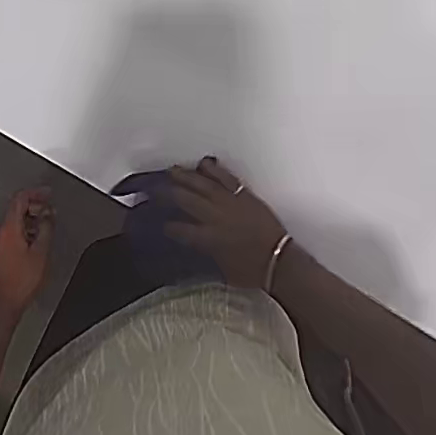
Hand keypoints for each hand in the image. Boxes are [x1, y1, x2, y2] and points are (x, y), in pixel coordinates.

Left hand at [0, 187, 53, 315]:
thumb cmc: (19, 282)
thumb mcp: (41, 253)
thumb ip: (46, 229)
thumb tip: (48, 215)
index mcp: (9, 228)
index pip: (20, 199)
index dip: (35, 193)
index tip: (47, 194)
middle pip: (15, 210)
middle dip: (33, 207)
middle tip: (48, 211)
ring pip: (12, 224)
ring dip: (28, 221)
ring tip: (43, 229)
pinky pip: (8, 236)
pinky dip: (21, 233)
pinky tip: (31, 245)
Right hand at [160, 158, 289, 288]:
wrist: (279, 261)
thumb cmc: (251, 270)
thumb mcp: (221, 269)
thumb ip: (205, 255)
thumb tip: (193, 247)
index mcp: (208, 238)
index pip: (180, 229)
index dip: (168, 226)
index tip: (161, 224)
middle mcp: (215, 217)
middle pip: (186, 200)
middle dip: (168, 193)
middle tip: (155, 188)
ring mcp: (230, 203)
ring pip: (202, 184)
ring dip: (185, 176)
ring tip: (173, 169)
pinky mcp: (243, 195)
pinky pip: (226, 178)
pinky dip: (214, 169)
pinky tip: (204, 163)